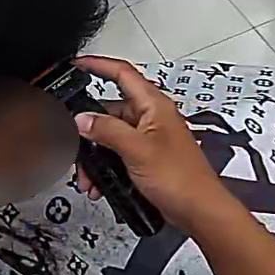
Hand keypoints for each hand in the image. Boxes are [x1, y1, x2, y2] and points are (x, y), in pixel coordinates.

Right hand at [71, 56, 241, 233]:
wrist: (198, 210)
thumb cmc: (182, 179)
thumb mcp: (137, 150)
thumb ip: (107, 130)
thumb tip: (83, 119)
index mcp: (154, 105)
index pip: (123, 73)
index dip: (99, 65)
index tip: (77, 64)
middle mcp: (152, 118)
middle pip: (111, 110)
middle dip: (90, 128)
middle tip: (76, 142)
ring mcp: (149, 139)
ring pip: (111, 136)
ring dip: (97, 154)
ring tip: (90, 175)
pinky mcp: (146, 158)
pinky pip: (118, 154)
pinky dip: (106, 166)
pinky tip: (100, 183)